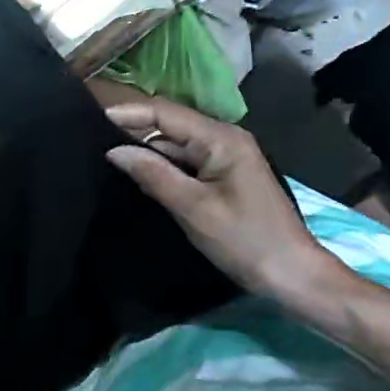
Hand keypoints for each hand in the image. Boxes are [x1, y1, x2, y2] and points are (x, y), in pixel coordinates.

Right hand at [104, 99, 349, 300]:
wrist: (296, 277)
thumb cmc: (246, 241)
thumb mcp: (194, 209)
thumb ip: (153, 174)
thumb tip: (114, 151)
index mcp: (221, 139)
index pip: (165, 113)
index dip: (128, 113)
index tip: (93, 118)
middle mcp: (225, 138)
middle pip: (170, 124)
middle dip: (134, 129)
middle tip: (94, 138)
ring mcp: (227, 156)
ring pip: (176, 143)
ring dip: (147, 149)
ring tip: (109, 155)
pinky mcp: (226, 174)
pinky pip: (187, 160)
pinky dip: (164, 164)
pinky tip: (140, 173)